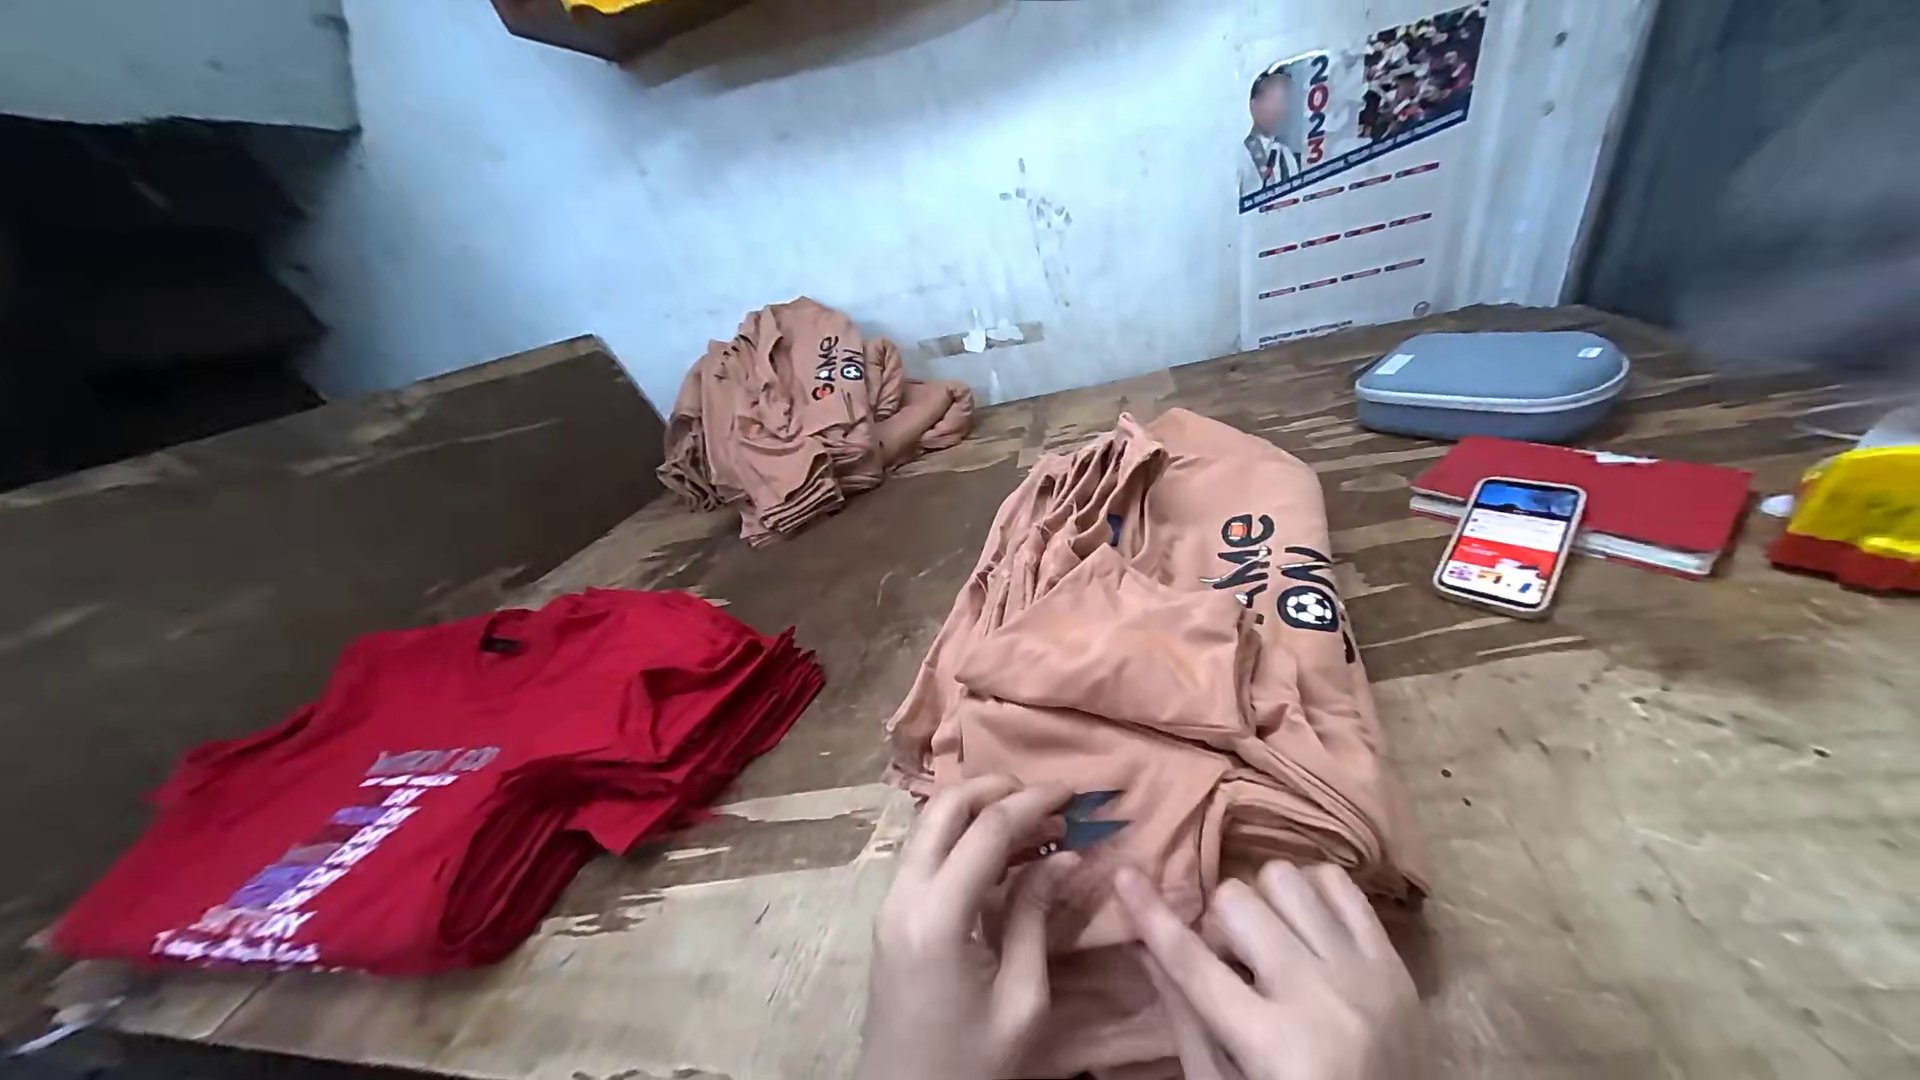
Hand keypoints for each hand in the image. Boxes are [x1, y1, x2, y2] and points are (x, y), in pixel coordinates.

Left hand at [856, 776, 1077, 1079]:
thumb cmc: (970, 1065)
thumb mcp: (1020, 1001)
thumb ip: (1035, 917)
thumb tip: (1066, 855)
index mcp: (937, 917)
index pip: (987, 831)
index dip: (1033, 803)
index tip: (1070, 791)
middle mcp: (904, 893)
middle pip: (946, 807)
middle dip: (997, 789)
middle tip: (1045, 798)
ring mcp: (890, 899)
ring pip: (930, 822)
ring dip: (978, 806)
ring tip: (1030, 817)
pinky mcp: (891, 910)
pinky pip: (925, 848)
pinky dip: (961, 832)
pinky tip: (998, 848)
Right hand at [1115, 862, 1419, 1079]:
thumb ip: (1184, 1014)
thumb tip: (1139, 943)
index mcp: (1275, 1049)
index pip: (1192, 961)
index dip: (1150, 914)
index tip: (1123, 875)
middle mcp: (1321, 1000)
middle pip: (1237, 901)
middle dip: (1220, 925)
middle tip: (1232, 962)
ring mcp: (1365, 976)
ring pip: (1284, 878)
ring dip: (1264, 904)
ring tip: (1273, 943)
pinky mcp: (1395, 964)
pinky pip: (1337, 882)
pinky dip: (1311, 893)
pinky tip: (1307, 928)